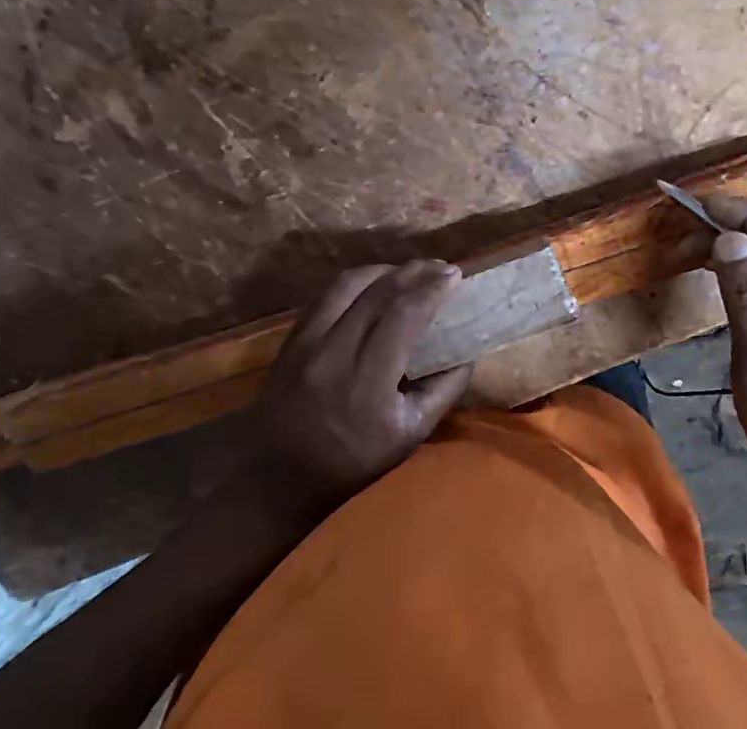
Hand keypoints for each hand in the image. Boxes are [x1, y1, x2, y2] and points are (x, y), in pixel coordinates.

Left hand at [256, 259, 472, 508]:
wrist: (277, 480)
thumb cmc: (353, 462)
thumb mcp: (411, 435)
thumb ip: (444, 390)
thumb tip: (469, 353)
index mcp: (367, 382)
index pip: (403, 315)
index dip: (432, 289)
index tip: (456, 276)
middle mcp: (333, 354)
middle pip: (378, 292)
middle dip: (415, 272)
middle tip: (442, 267)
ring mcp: (306, 344)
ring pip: (347, 285)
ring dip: (384, 270)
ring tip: (410, 272)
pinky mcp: (290, 341)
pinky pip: (325, 296)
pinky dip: (356, 282)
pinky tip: (375, 284)